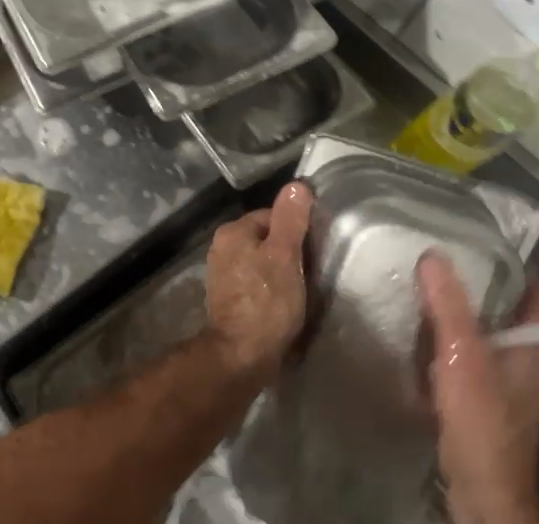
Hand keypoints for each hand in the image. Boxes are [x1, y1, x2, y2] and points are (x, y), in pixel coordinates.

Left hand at [203, 182, 311, 382]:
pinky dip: (271, 287)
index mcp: (232, 232)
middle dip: (289, 250)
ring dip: (281, 270)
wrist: (241, 354)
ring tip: (304, 287)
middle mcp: (222, 247)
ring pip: (260, 261)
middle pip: (265, 238)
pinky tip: (287, 302)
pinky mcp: (229, 297)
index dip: (296, 228)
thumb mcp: (285, 256)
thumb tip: (297, 184)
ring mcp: (222, 273)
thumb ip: (290, 220)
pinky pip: (256, 281)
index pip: (270, 215)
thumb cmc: (267, 302)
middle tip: (314, 270)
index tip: (317, 247)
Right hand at [418, 254, 538, 523]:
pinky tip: (413, 337)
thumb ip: (449, 308)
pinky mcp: (478, 402)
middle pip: (505, 313)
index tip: (479, 243)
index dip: (516, 269)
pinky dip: (441, 343)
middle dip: (475, 287)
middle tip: (436, 260)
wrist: (483, 490)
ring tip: (417, 290)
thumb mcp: (463, 357)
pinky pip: (461, 359)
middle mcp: (523, 363)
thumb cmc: (482, 420)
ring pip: (481, 336)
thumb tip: (433, 254)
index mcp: (533, 349)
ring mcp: (501, 385)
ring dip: (454, 315)